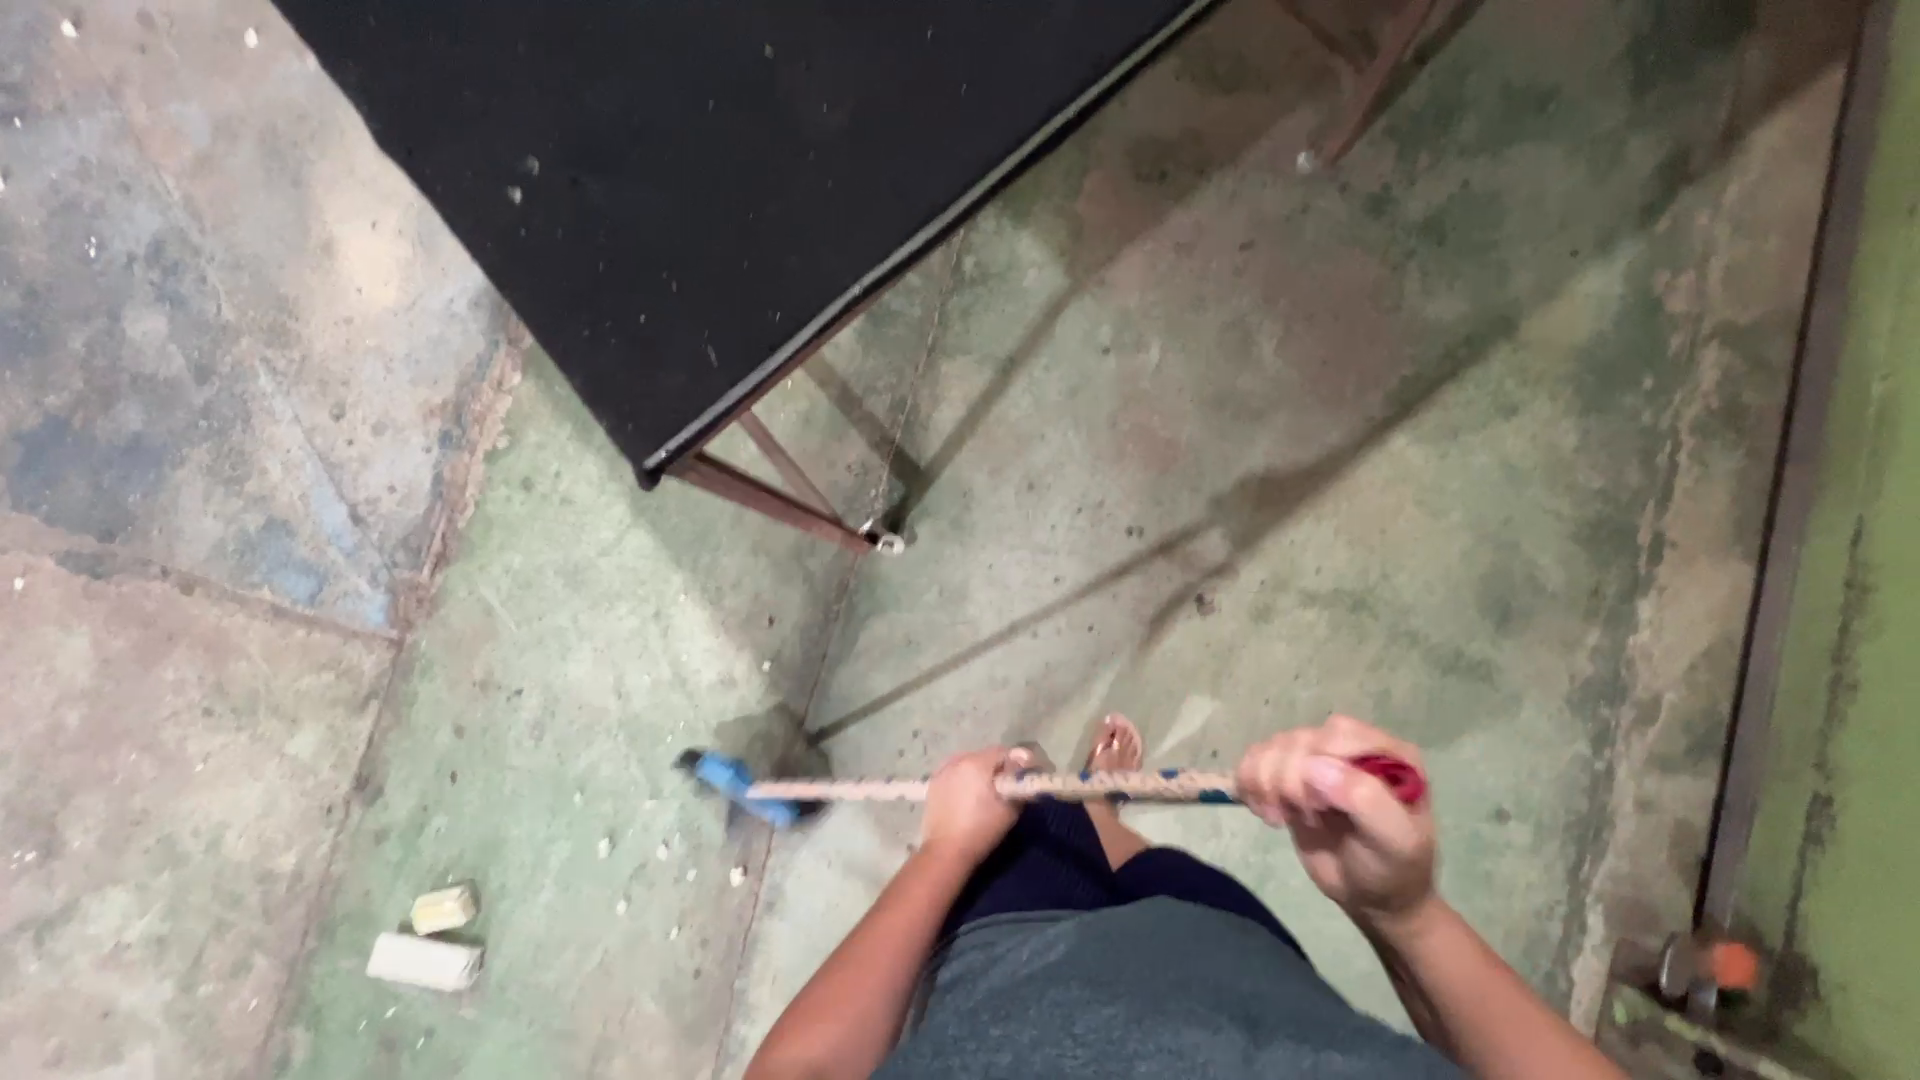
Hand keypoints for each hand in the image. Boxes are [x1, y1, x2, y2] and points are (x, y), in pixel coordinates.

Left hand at [920, 747, 1019, 867]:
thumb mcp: (1010, 808)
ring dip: (978, 771)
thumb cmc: (981, 829)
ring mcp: (942, 771)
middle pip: (983, 755)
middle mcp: (957, 761)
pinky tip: (966, 794)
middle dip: (996, 766)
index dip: (1014, 762)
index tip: (1020, 777)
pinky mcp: (933, 783)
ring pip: (967, 762)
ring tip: (983, 791)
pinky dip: (963, 777)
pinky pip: (954, 772)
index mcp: (976, 763)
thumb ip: (1019, 784)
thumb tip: (1023, 771)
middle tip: (1004, 786)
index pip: (1002, 751)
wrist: (946, 850)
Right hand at [1236, 715, 1436, 930]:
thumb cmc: (1392, 868)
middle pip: (1298, 740)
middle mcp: (1349, 746)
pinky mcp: (1289, 774)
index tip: (1318, 808)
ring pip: (1272, 746)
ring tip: (1277, 816)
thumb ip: (1365, 800)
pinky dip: (1247, 782)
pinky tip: (1263, 809)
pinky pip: (1255, 757)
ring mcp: (1317, 758)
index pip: (1336, 734)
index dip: (1315, 765)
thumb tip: (1314, 767)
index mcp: (1387, 752)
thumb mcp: (1395, 842)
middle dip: (1286, 780)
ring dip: (1263, 782)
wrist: (1371, 896)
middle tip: (1301, 818)